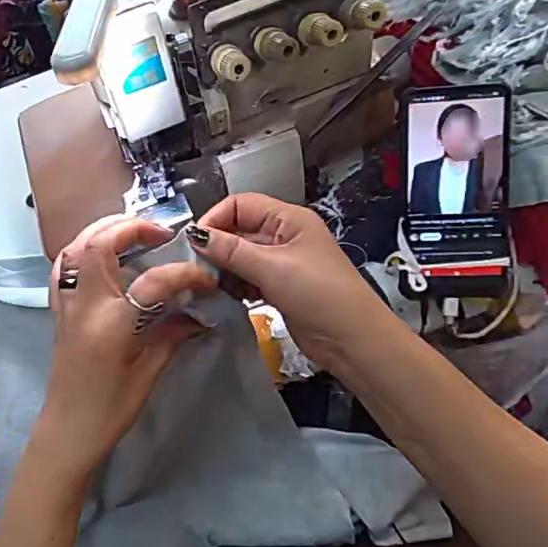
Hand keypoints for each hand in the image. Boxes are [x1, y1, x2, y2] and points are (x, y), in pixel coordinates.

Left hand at [29, 215, 216, 483]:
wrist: (68, 429)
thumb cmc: (110, 409)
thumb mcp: (148, 373)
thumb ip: (172, 335)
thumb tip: (197, 314)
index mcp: (111, 324)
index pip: (152, 282)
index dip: (184, 275)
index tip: (204, 280)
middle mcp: (84, 306)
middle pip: (98, 245)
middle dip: (131, 227)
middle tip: (160, 232)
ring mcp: (66, 305)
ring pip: (74, 248)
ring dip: (102, 230)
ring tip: (132, 231)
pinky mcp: (58, 310)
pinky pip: (63, 267)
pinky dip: (81, 249)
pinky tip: (100, 252)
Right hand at [185, 193, 393, 370]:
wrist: (353, 341)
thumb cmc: (319, 295)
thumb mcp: (272, 268)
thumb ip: (231, 250)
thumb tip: (195, 235)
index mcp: (289, 219)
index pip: (241, 205)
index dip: (216, 219)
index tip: (194, 244)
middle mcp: (284, 235)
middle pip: (238, 230)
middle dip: (217, 247)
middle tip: (196, 269)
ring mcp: (281, 262)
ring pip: (240, 256)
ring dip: (224, 269)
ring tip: (209, 285)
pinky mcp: (278, 286)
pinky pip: (247, 277)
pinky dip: (234, 285)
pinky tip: (225, 296)